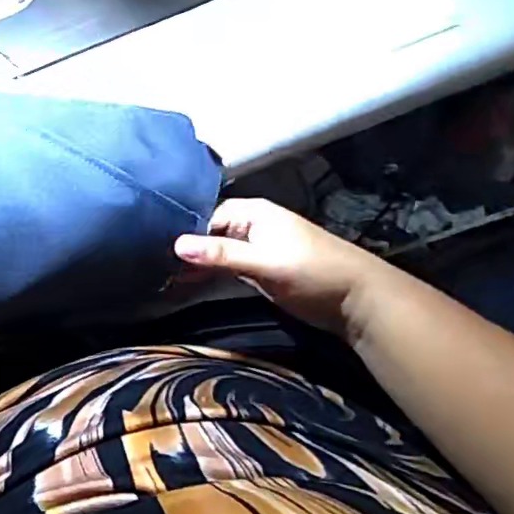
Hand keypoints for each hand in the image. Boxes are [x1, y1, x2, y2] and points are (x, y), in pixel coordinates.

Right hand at [173, 198, 383, 343]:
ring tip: (165, 278)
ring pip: (215, 251)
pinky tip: (189, 283)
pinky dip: (209, 274)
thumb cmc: (313, 273)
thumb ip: (221, 254)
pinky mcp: (260, 268)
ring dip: (195, 263)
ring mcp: (256, 247)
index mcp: (253, 212)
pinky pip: (226, 266)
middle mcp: (251, 225)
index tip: (155, 249)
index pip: (206, 215)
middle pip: (208, 233)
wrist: (358, 301)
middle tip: (156, 267)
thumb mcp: (264, 263)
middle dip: (186, 249)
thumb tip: (176, 245)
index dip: (183, 231)